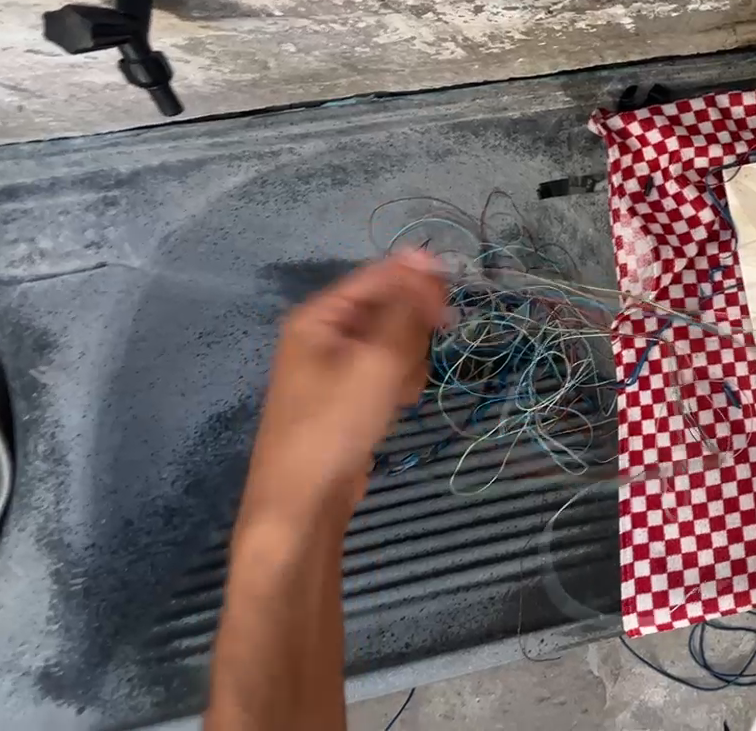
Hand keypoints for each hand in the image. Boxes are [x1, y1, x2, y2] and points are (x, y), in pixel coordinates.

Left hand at [241, 251, 448, 524]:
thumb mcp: (379, 359)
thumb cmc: (336, 422)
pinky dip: (401, 379)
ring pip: (399, 337)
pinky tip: (395, 402)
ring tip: (399, 388)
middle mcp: (325, 332)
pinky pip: (391, 364)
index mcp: (319, 317)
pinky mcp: (351, 387)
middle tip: (411, 359)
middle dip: (413, 333)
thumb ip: (407, 308)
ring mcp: (337, 360)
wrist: (306, 497)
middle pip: (393, 307)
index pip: (381, 275)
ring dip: (410, 359)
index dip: (420, 284)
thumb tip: (424, 259)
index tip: (449, 310)